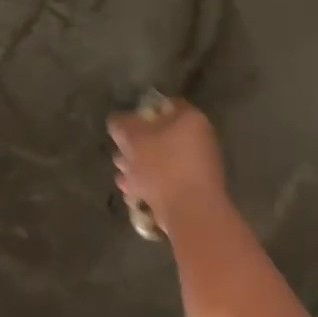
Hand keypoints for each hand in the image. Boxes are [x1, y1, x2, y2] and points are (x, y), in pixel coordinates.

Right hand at [108, 97, 231, 239]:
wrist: (190, 211)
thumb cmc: (161, 167)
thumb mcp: (132, 137)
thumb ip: (121, 123)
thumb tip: (119, 121)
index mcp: (190, 119)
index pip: (163, 105)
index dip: (139, 113)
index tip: (123, 128)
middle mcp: (199, 138)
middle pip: (159, 135)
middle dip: (134, 147)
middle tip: (120, 157)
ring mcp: (198, 165)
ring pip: (159, 160)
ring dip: (138, 168)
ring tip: (124, 180)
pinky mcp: (193, 189)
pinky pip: (166, 180)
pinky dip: (150, 185)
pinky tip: (134, 194)